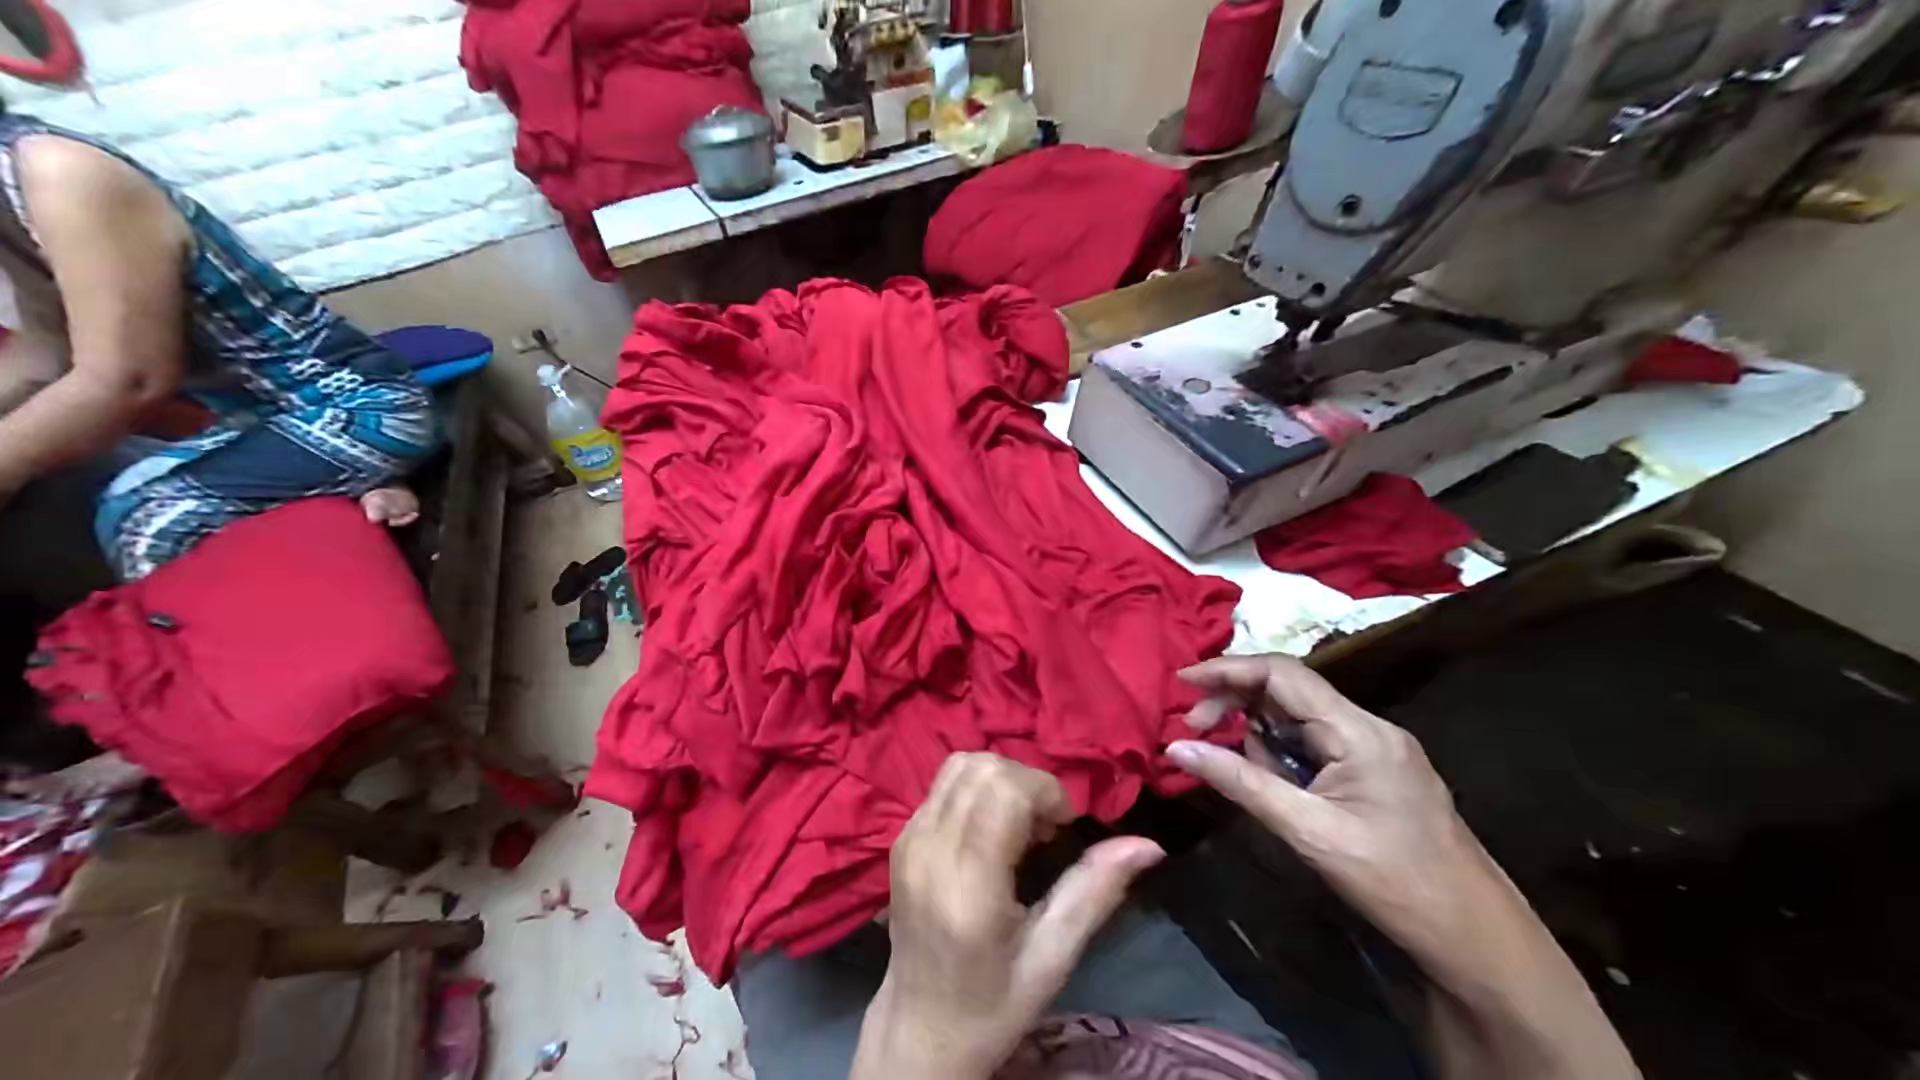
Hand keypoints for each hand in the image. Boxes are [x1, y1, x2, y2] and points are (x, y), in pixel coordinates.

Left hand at [852, 753, 1165, 1079]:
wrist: (921, 1028)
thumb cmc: (993, 1004)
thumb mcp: (1053, 958)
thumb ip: (1095, 893)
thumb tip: (1148, 844)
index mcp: (967, 886)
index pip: (1003, 791)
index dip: (1045, 791)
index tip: (1064, 826)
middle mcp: (929, 851)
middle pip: (983, 768)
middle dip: (1028, 781)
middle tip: (1047, 827)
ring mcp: (908, 839)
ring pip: (961, 765)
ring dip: (1003, 778)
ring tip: (1022, 824)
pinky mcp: (901, 837)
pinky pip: (944, 783)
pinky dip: (979, 787)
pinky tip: (993, 829)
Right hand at [1168, 655, 1641, 1079]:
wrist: (1473, 942)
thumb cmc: (1394, 881)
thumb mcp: (1307, 831)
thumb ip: (1241, 782)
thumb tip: (1177, 748)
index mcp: (1358, 730)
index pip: (1283, 674)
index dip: (1228, 669)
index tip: (1183, 680)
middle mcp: (1365, 727)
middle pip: (1286, 691)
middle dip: (1234, 702)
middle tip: (1192, 730)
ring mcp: (1370, 749)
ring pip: (1295, 718)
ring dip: (1252, 729)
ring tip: (1221, 758)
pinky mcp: (1368, 772)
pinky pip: (1310, 744)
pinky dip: (1275, 752)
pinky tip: (1259, 776)